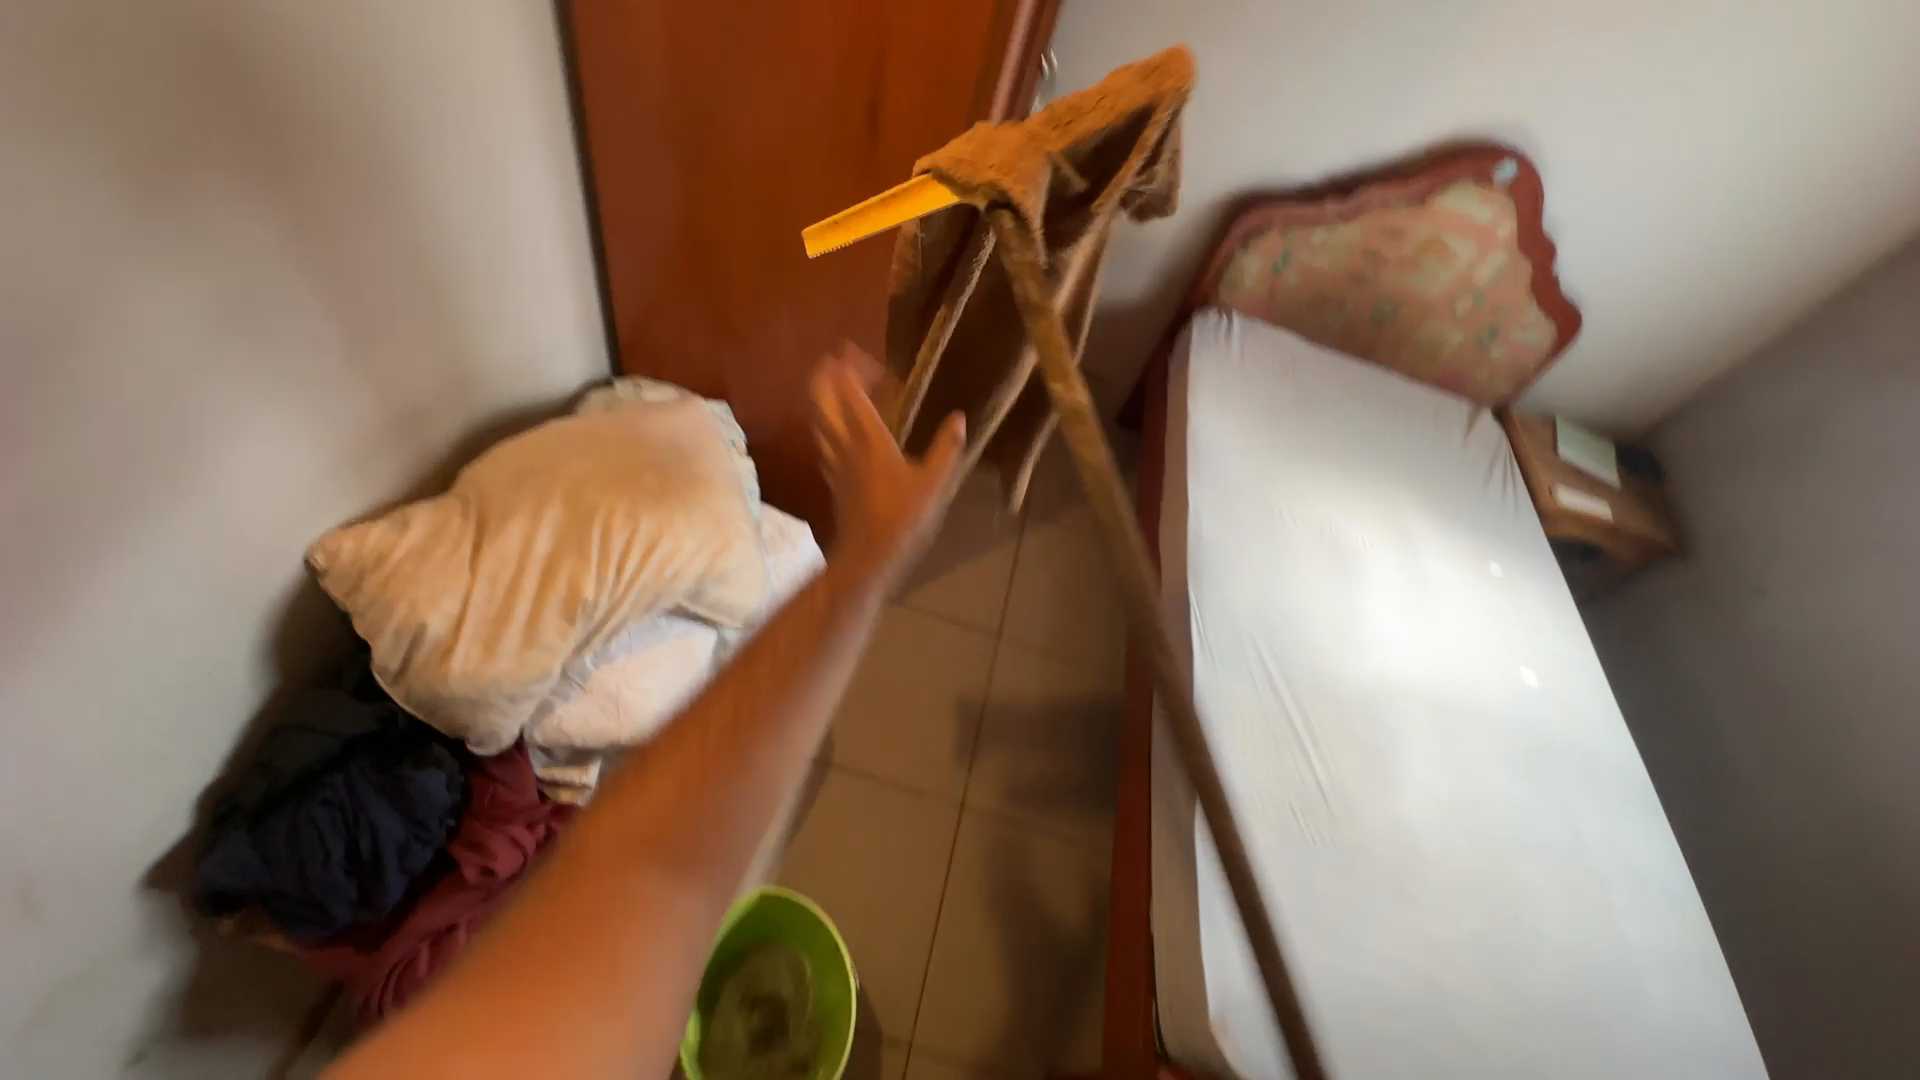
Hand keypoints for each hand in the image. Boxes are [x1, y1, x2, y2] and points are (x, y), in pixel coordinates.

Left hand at [811, 344, 966, 581]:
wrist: (870, 553)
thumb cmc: (904, 517)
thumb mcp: (935, 483)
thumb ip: (946, 448)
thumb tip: (959, 418)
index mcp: (871, 440)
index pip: (852, 395)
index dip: (848, 370)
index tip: (851, 351)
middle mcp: (847, 445)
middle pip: (823, 402)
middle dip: (824, 376)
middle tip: (834, 360)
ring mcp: (836, 462)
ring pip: (818, 421)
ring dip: (820, 397)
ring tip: (828, 383)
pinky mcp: (833, 478)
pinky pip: (823, 441)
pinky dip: (824, 424)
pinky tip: (831, 427)